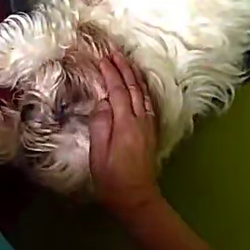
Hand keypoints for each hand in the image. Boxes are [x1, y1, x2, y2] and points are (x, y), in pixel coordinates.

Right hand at [88, 50, 162, 220]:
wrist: (136, 197)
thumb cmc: (112, 178)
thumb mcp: (98, 153)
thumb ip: (100, 124)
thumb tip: (103, 101)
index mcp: (125, 123)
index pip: (117, 90)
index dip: (110, 73)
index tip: (102, 58)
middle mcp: (140, 120)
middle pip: (132, 87)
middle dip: (123, 67)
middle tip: (114, 51)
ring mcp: (148, 124)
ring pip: (142, 92)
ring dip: (133, 74)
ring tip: (125, 61)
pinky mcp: (150, 130)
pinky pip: (146, 101)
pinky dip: (140, 87)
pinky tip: (137, 84)